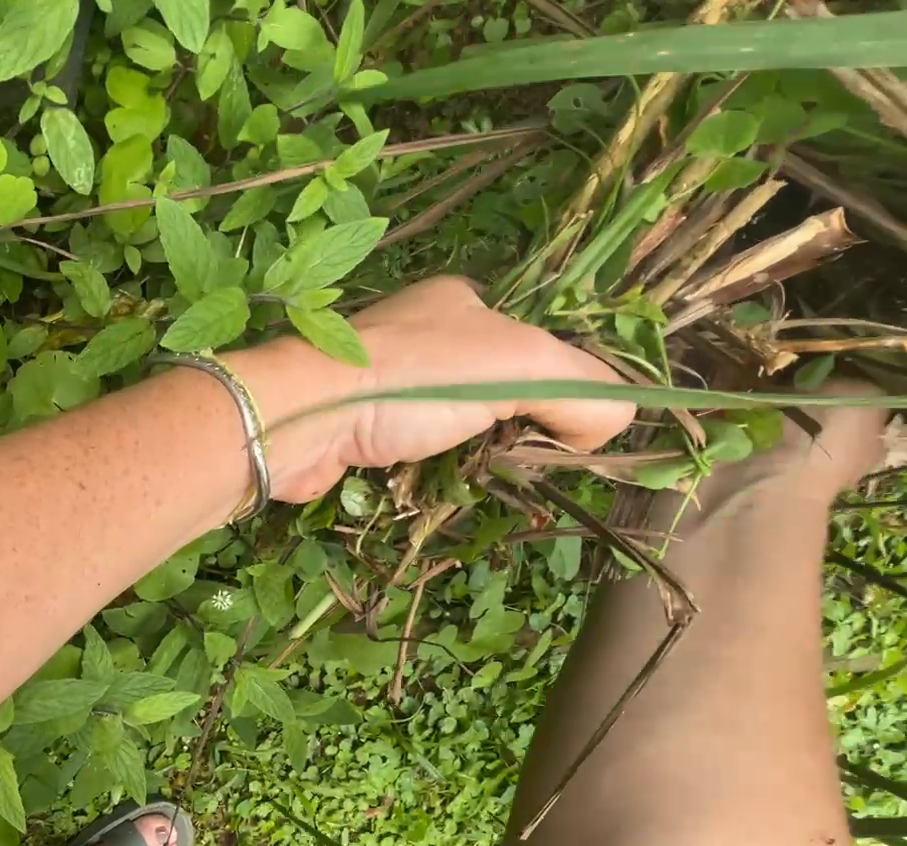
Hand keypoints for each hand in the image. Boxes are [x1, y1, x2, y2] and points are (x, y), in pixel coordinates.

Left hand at [229, 277, 637, 501]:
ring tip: (478, 472)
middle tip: (519, 456)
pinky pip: (404, 450)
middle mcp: (412, 336)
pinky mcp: (347, 427)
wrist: (300, 418)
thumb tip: (606, 427)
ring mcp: (375, 382)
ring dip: (467, 450)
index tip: (564, 427)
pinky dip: (424, 467)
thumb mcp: (524, 366)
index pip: (533, 341)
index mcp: (456, 303)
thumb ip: (585, 389)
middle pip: (489, 385)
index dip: (557, 385)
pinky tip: (432, 482)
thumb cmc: (411, 379)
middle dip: (510, 423)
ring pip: (445, 421)